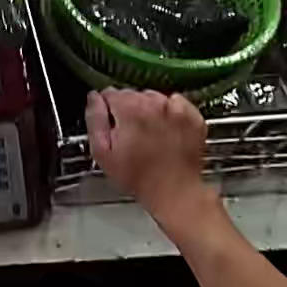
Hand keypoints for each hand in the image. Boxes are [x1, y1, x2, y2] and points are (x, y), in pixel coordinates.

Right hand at [86, 89, 217, 239]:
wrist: (176, 193)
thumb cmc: (139, 177)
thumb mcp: (102, 152)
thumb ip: (95, 119)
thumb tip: (93, 98)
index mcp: (130, 109)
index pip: (110, 93)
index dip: (107, 109)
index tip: (112, 125)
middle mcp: (155, 103)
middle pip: (133, 94)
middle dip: (128, 110)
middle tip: (131, 136)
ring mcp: (177, 109)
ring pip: (154, 98)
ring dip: (149, 110)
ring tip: (150, 136)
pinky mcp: (193, 116)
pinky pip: (176, 103)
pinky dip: (170, 113)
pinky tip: (166, 131)